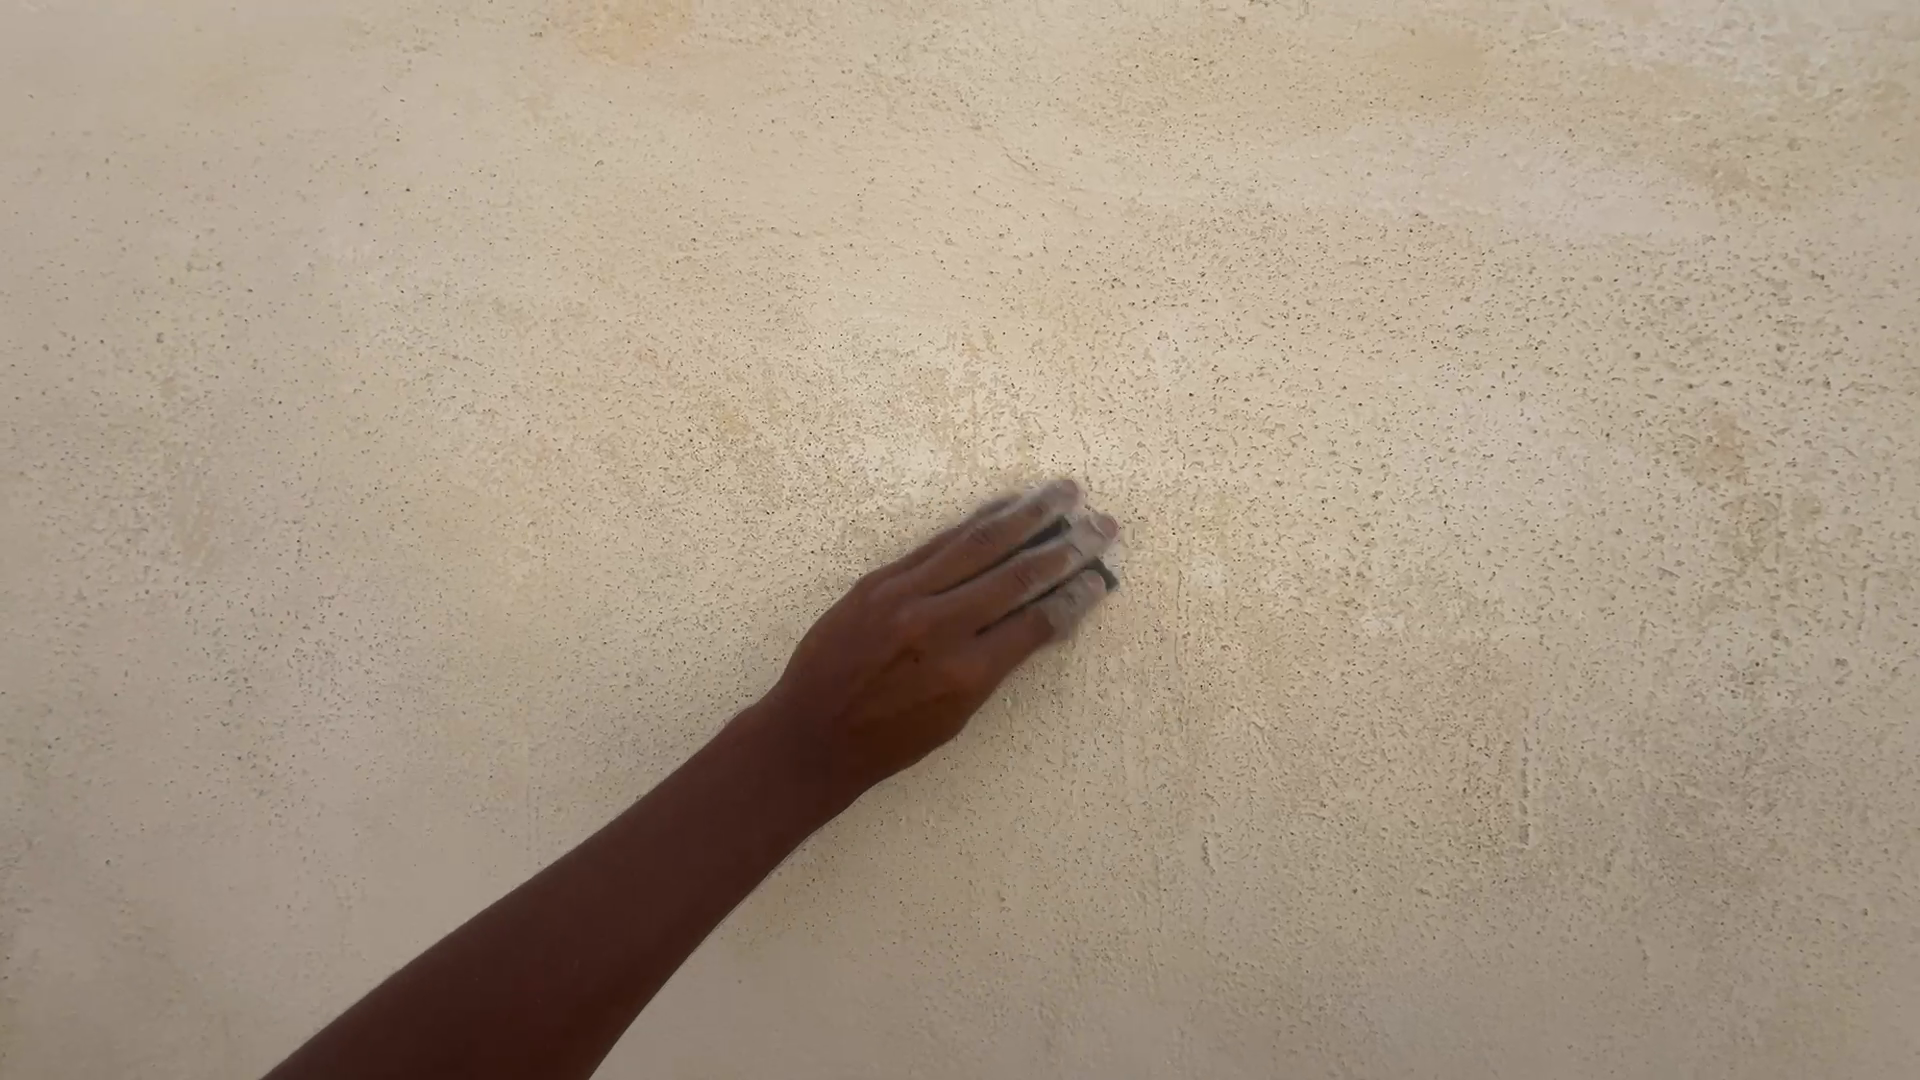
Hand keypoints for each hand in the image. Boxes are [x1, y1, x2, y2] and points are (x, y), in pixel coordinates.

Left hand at [761, 479, 1118, 793]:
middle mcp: (940, 627)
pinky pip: (937, 542)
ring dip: (1027, 514)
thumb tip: (1035, 620)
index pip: (1039, 622)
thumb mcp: (957, 717)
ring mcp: (905, 597)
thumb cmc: (889, 740)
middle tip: (1103, 522)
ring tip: (1062, 491)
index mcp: (966, 674)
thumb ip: (996, 664)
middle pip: (1018, 573)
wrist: (811, 732)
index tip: (1102, 576)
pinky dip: (974, 521)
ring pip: (978, 543)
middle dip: (1068, 545)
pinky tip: (1002, 506)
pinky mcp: (879, 580)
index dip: (1076, 596)